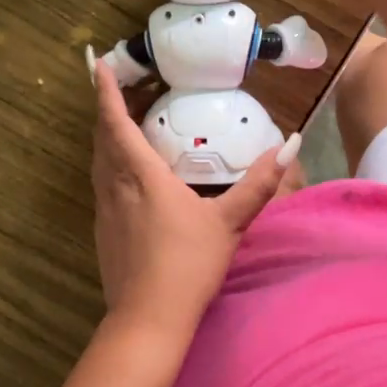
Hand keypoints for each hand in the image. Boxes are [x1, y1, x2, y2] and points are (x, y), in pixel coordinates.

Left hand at [88, 59, 296, 334]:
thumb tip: (288, 146)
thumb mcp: (229, 223)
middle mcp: (115, 186)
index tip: (102, 66)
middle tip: (120, 88)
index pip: (116, 122)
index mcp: (140, 175)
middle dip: (107, 109)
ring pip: (98, 161)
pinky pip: (102, 183)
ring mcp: (105, 210)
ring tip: (122, 124)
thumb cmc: (187, 265)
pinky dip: (109, 164)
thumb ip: (257, 184)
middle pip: (102, 138)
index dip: (107, 92)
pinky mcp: (103, 231)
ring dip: (106, 137)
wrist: (147, 321)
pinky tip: (126, 175)